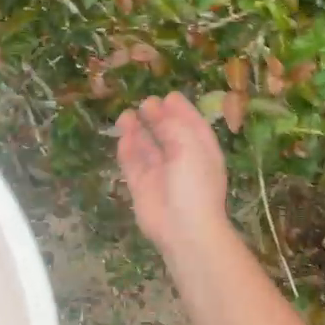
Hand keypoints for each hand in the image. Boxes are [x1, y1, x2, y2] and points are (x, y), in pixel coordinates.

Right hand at [116, 93, 229, 256]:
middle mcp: (182, 160)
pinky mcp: (142, 187)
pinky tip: (122, 136)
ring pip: (147, 147)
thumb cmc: (194, 184)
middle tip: (145, 103)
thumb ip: (172, 125)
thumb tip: (155, 108)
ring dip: (138, 131)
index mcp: (201, 150)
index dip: (181, 110)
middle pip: (168, 134)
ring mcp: (161, 174)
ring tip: (126, 115)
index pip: (192, 125)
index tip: (168, 96)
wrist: (184, 228)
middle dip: (157, 118)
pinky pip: (133, 164)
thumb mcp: (190, 147)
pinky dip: (127, 149)